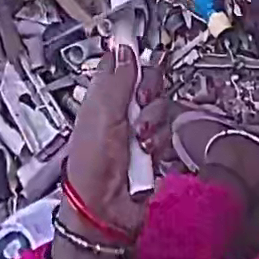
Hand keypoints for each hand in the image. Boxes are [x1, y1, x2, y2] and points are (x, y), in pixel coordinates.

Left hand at [63, 46, 148, 236]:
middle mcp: (122, 107)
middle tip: (141, 100)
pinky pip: (167, 130)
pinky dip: (159, 140)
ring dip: (152, 121)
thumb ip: (118, 79)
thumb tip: (125, 48)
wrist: (105, 210)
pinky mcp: (153, 146)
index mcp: (102, 95)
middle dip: (149, 90)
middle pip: (147, 80)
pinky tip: (147, 152)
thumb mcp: (103, 113)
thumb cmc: (91, 164)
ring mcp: (138, 127)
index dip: (131, 55)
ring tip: (139, 138)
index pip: (120, 62)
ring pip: (160, 104)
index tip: (140, 48)